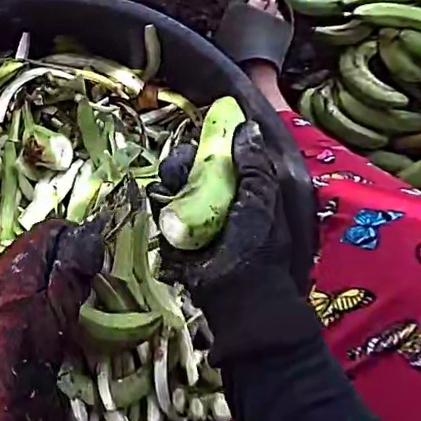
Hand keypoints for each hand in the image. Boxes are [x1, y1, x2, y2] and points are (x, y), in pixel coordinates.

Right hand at [163, 121, 298, 294]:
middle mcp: (212, 194)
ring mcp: (189, 210)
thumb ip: (255, 164)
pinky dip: (158, 198)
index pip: (218, 153)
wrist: (236, 295)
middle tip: (186, 169)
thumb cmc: (258, 246)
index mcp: (238, 185)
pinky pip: (157, 202)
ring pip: (169, 179)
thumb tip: (245, 126)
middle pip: (188, 162)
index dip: (210, 143)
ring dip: (170, 178)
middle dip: (184, 160)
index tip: (205, 140)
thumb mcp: (264, 199)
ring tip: (175, 189)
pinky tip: (166, 203)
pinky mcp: (169, 226)